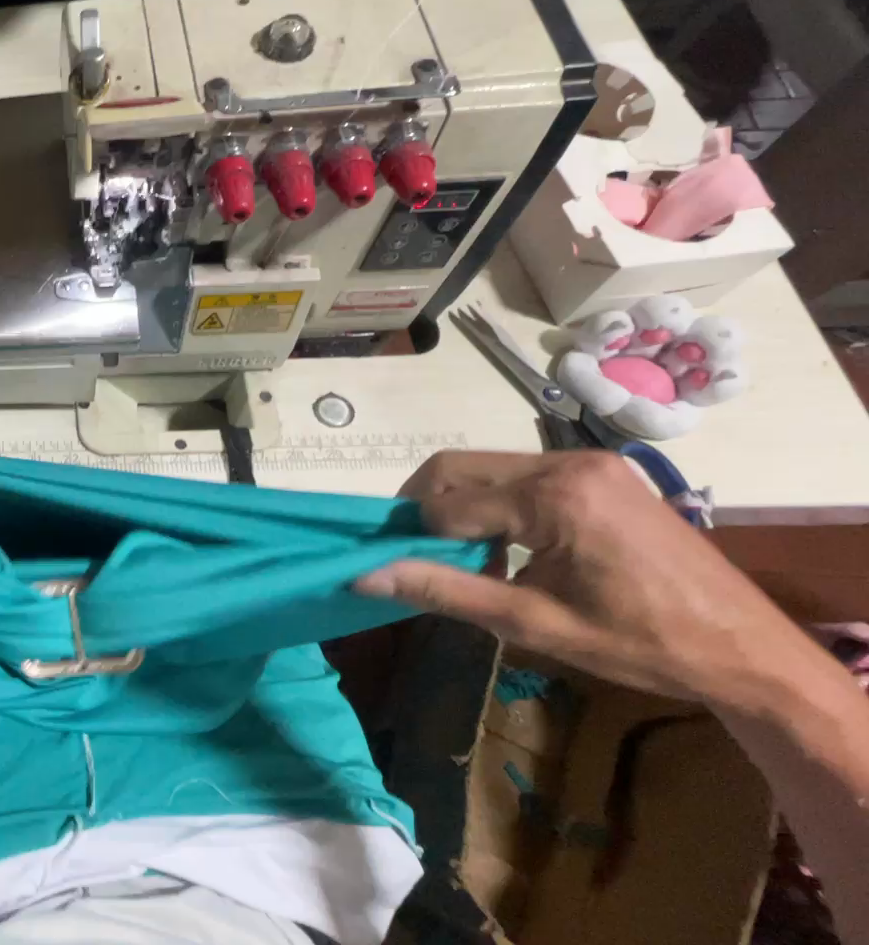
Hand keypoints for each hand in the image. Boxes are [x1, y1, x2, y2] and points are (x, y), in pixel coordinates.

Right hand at [355, 451, 821, 710]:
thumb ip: (442, 589)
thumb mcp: (531, 622)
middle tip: (417, 555)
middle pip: (456, 468)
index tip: (401, 569)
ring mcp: (588, 462)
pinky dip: (495, 502)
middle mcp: (566, 462)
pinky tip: (508, 545)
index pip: (445, 505)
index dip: (413, 538)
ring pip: (484, 467)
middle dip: (424, 509)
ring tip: (468, 558)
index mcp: (552, 497)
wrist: (749, 651)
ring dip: (458, 506)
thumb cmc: (639, 644)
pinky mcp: (601, 471)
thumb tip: (363, 577)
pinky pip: (520, 473)